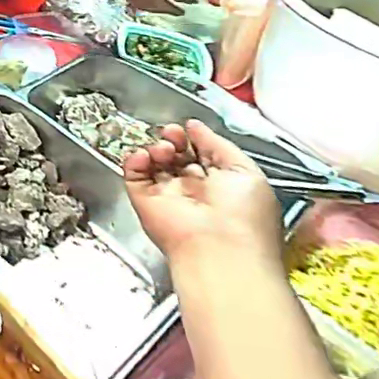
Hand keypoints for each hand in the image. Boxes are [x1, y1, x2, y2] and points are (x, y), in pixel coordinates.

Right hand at [124, 120, 280, 265]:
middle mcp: (193, 192)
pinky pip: (133, 177)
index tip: (188, 129)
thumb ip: (218, 143)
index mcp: (220, 186)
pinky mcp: (146, 203)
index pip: (200, 155)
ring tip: (164, 148)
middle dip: (172, 139)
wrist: (222, 252)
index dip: (193, 139)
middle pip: (175, 157)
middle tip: (172, 134)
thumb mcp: (245, 171)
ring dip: (156, 147)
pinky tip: (144, 155)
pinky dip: (134, 160)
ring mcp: (168, 197)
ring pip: (153, 164)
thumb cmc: (244, 217)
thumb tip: (195, 126)